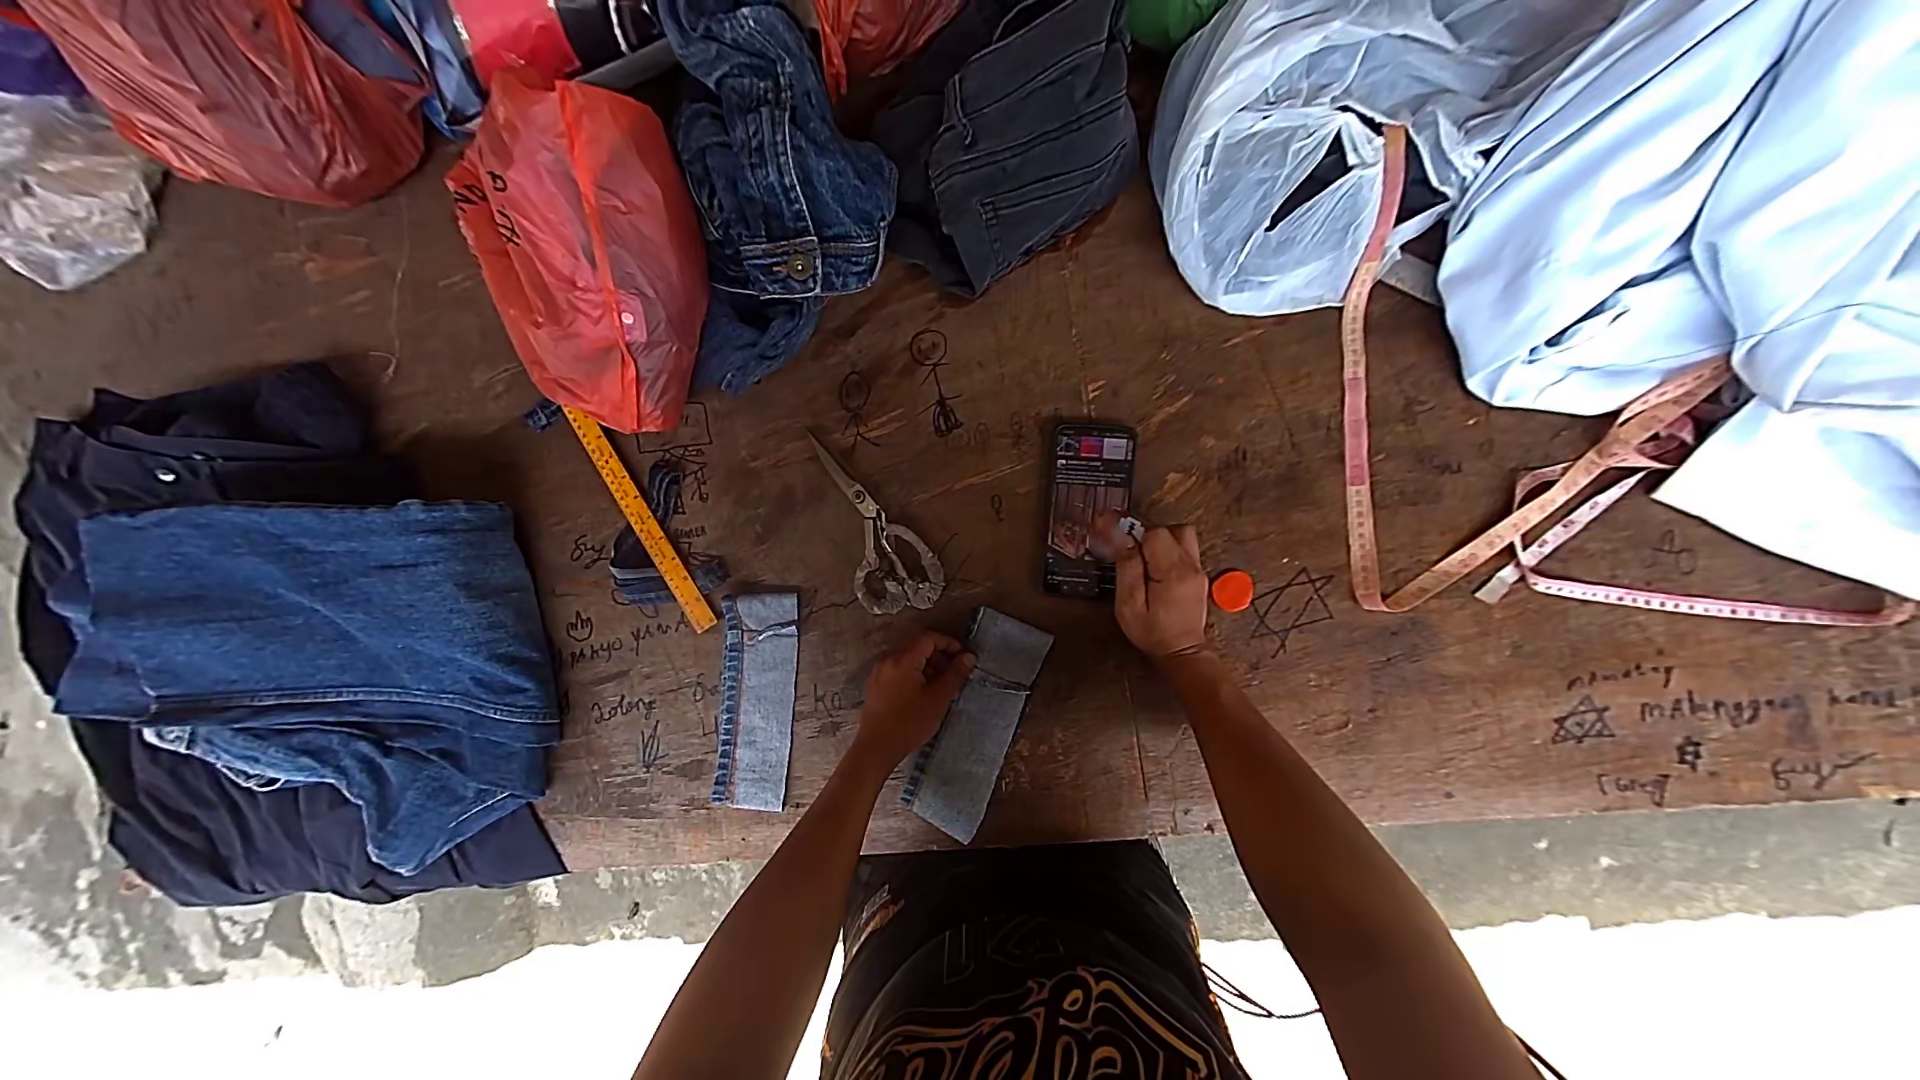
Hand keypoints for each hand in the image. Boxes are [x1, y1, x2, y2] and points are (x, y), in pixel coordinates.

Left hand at [851, 630, 974, 769]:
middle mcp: (888, 661)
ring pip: (909, 661)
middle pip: (918, 648)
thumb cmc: (909, 723)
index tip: (962, 656)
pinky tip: (925, 696)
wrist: (876, 749)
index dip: (948, 643)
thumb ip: (955, 674)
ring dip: (929, 669)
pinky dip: (915, 676)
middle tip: (955, 676)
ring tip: (943, 689)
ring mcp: (879, 674)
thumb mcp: (938, 699)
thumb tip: (968, 657)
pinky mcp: (876, 687)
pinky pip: (899, 672)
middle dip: (940, 658)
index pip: (928, 638)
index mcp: (902, 660)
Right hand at [1100, 511, 1210, 661]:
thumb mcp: (1129, 604)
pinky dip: (1169, 550)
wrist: (1182, 652)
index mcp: (1173, 573)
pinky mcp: (1198, 574)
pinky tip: (1156, 567)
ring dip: (1162, 540)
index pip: (1156, 534)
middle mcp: (1190, 567)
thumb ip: (1127, 568)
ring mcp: (1198, 570)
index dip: (1134, 534)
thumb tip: (1123, 540)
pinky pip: (1185, 549)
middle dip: (1148, 535)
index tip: (1120, 543)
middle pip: (1172, 529)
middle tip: (1133, 551)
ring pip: (1183, 535)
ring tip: (1145, 558)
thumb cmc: (1152, 633)